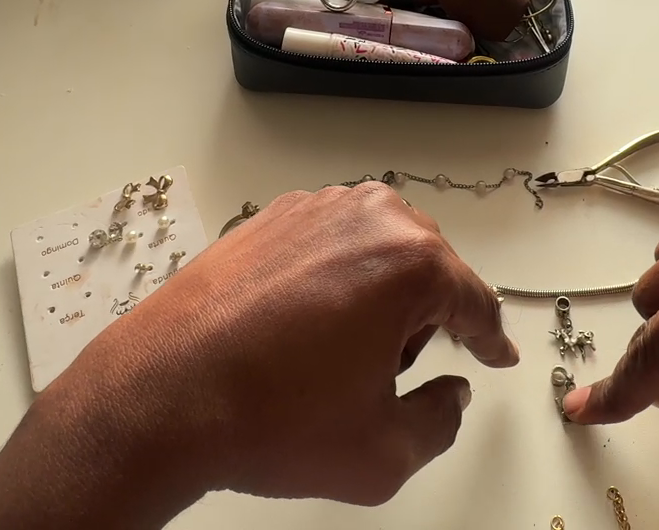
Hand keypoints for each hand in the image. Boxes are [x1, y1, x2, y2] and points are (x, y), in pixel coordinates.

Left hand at [129, 182, 519, 501]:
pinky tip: (304, 324)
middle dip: (423, 317)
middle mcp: (371, 216)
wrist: (163, 390)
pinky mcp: (278, 212)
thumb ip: (441, 420)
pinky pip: (333, 240)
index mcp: (410, 262)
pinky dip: (336, 276)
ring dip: (379, 293)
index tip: (495, 353)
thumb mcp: (381, 451)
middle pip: (429, 267)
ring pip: (381, 248)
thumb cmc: (269, 417)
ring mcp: (320, 207)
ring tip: (336, 351)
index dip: (490, 337)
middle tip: (390, 371)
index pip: (474, 301)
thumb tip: (449, 395)